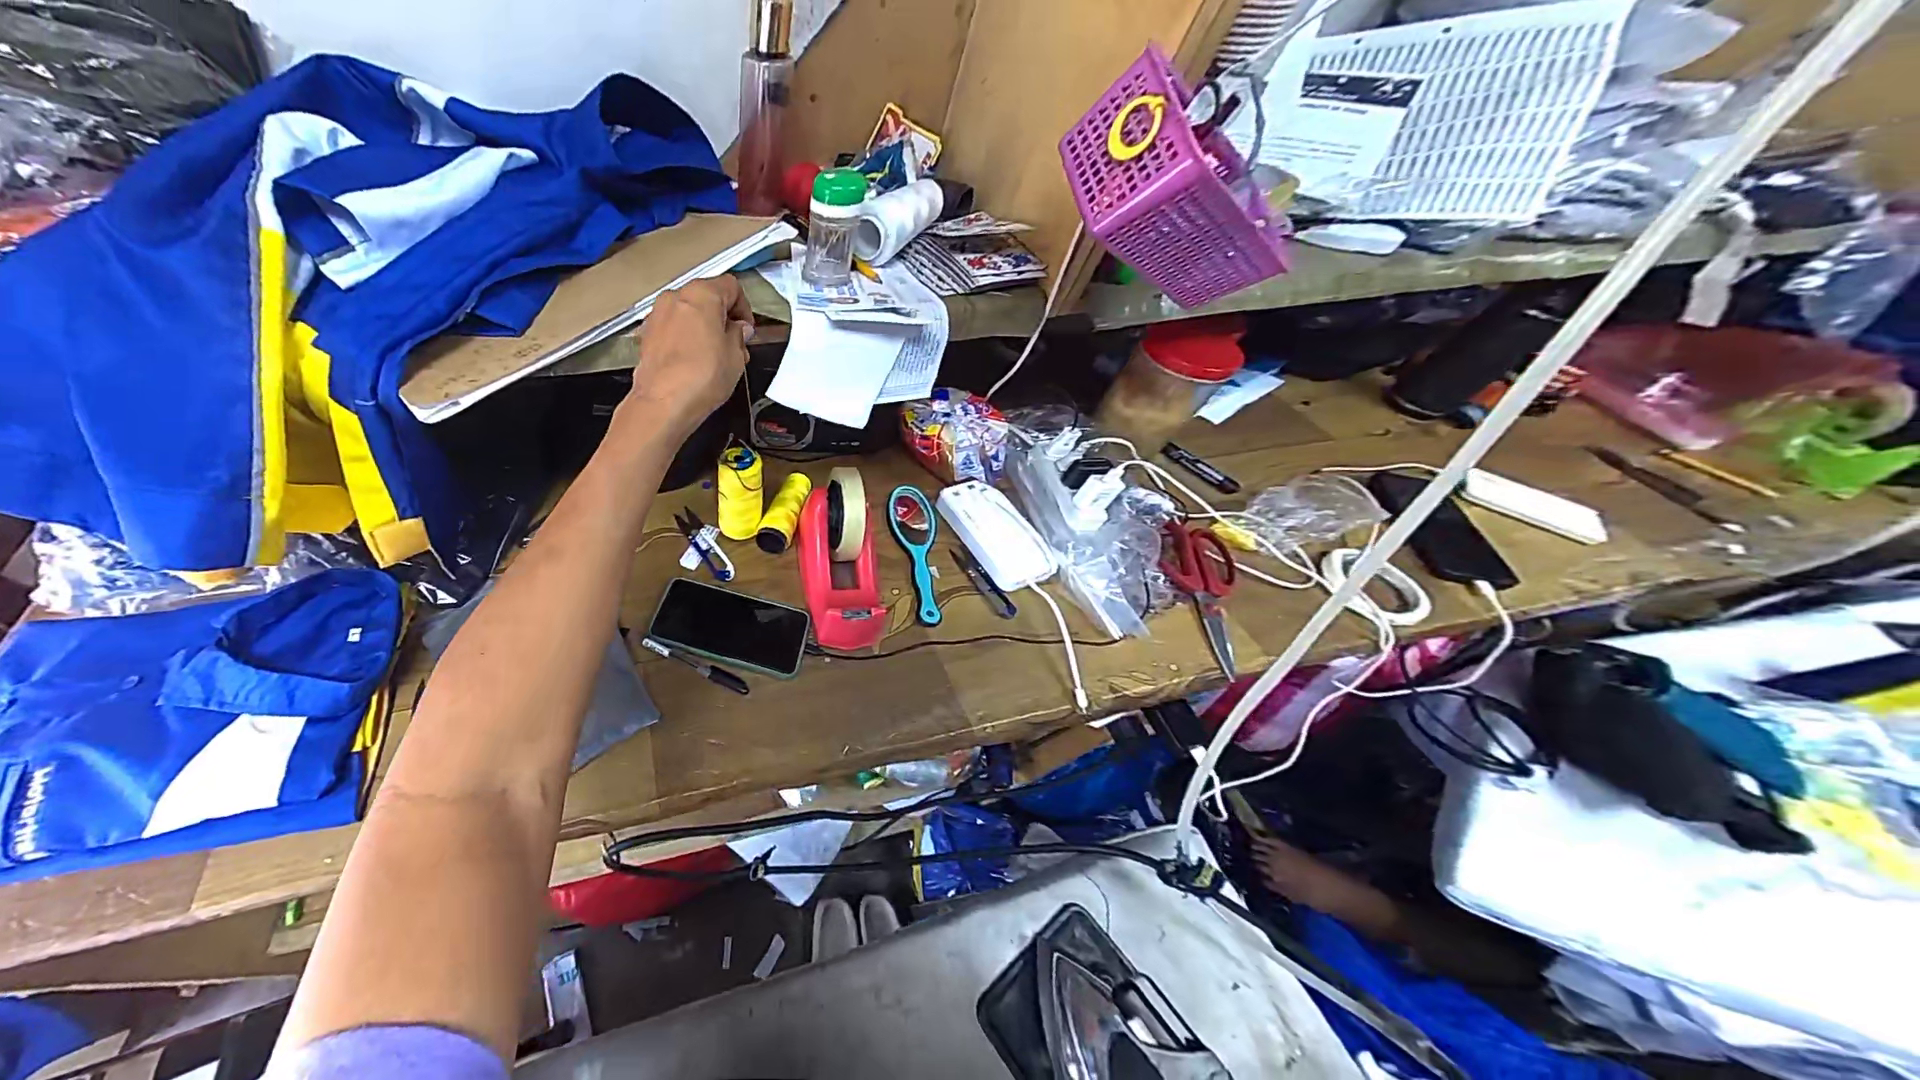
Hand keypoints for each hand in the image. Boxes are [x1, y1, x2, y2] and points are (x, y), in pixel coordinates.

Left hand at [622, 276, 753, 435]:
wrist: (665, 403)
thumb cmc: (699, 377)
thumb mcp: (736, 355)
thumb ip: (739, 335)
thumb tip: (738, 330)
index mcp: (701, 295)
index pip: (731, 286)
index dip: (744, 308)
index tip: (747, 328)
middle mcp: (675, 298)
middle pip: (707, 298)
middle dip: (723, 318)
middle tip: (736, 343)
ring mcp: (657, 315)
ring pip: (688, 313)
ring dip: (705, 328)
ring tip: (717, 356)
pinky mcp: (647, 335)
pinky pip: (673, 328)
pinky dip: (686, 338)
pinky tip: (696, 362)